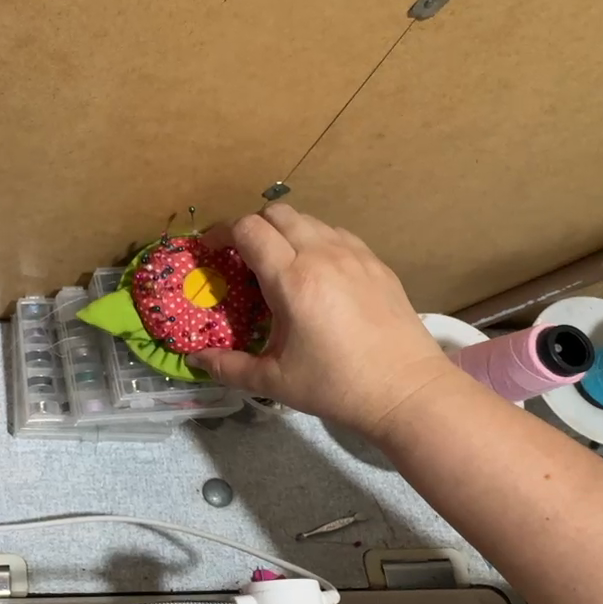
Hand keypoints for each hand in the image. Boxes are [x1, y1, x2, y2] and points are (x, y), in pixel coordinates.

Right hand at [189, 203, 458, 438]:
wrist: (407, 390)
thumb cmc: (335, 386)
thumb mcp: (272, 382)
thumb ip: (227, 366)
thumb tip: (195, 359)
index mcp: (293, 280)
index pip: (249, 229)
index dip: (222, 233)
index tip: (211, 251)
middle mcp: (323, 255)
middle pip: (277, 212)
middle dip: (252, 227)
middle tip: (241, 257)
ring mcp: (354, 255)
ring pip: (308, 220)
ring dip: (284, 233)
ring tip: (277, 265)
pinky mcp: (376, 263)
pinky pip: (336, 234)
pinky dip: (315, 241)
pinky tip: (314, 274)